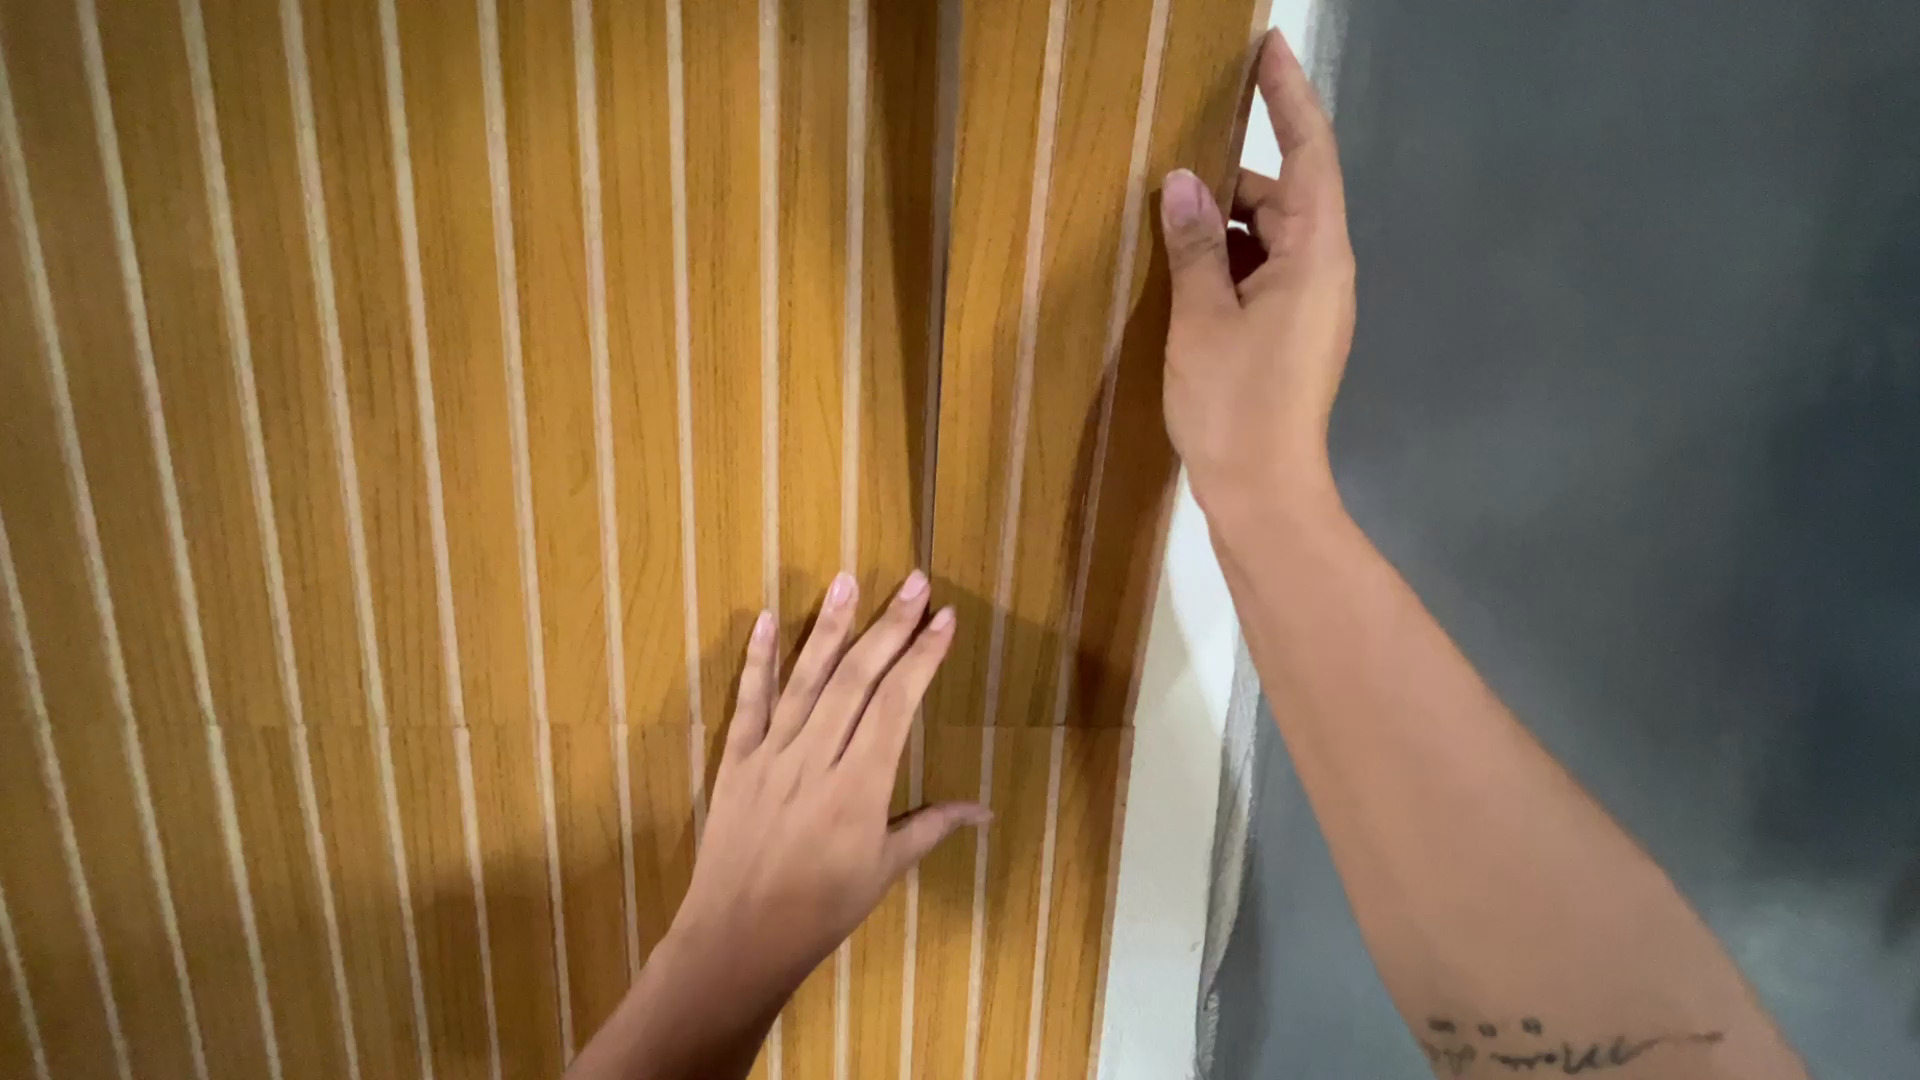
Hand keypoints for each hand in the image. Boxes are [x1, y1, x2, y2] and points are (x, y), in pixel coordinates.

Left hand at [667, 570, 986, 1009]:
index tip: (944, 618)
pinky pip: (748, 703)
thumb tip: (988, 810)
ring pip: (806, 680)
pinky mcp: (736, 759)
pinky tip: (769, 619)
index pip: (897, 703)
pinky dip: (758, 660)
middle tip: (914, 582)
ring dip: (830, 627)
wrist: (737, 939)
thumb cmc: (822, 909)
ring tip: (848, 580)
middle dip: (890, 626)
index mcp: (860, 786)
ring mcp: (772, 755)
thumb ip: (933, 827)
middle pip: (857, 679)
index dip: (923, 656)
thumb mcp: (885, 871)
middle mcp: (817, 759)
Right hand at [1160, 28, 1354, 523]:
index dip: (1287, 100)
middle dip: (1234, 180)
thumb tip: (1181, 182)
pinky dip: (1228, 268)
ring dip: (1225, 230)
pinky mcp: (1290, 340)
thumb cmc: (1234, 405)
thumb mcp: (1202, 320)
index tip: (1264, 53)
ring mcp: (1309, 311)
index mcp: (1316, 257)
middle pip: (1286, 200)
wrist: (1262, 492)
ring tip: (1168, 226)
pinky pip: (1262, 281)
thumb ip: (1194, 247)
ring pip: (1270, 244)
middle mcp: (1324, 274)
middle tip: (1175, 173)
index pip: (1308, 155)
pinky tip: (1185, 277)